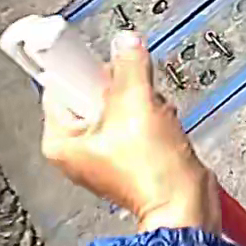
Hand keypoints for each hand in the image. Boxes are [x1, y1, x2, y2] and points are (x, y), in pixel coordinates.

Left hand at [40, 31, 219, 233]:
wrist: (186, 202)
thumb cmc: (150, 173)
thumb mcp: (137, 104)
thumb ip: (129, 66)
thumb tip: (125, 42)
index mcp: (61, 140)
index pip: (60, 82)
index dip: (85, 68)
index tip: (99, 61)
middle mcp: (79, 147)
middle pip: (94, 90)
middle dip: (123, 88)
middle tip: (135, 101)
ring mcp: (106, 150)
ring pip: (122, 101)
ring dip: (143, 101)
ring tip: (153, 120)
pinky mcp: (131, 152)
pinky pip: (139, 116)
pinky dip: (154, 116)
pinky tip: (163, 128)